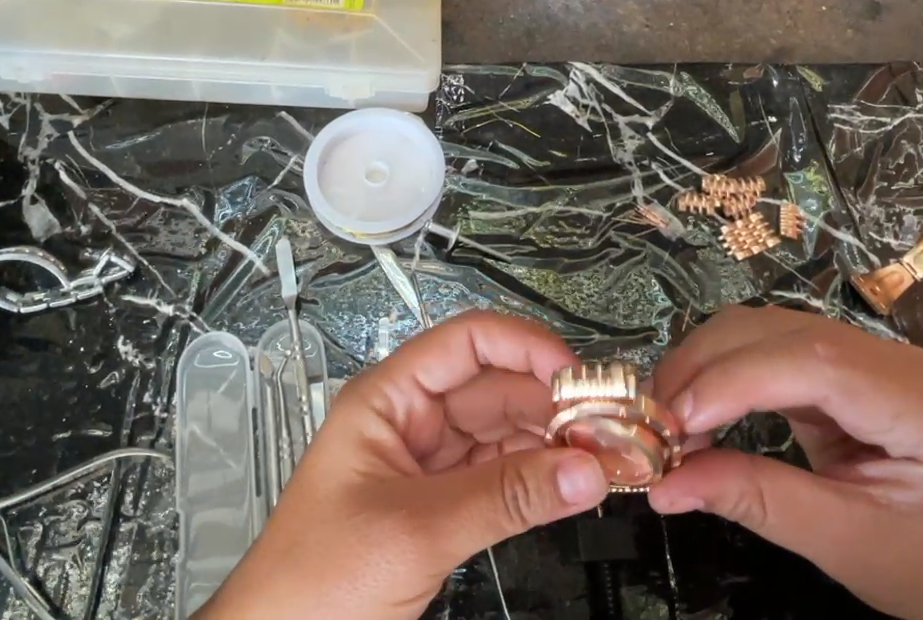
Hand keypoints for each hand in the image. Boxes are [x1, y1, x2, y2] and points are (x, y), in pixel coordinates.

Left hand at [197, 310, 608, 619]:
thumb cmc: (315, 579)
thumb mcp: (414, 531)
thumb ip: (503, 499)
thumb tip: (582, 471)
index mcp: (389, 397)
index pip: (466, 342)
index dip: (524, 347)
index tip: (576, 376)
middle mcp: (412, 417)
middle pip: (494, 385)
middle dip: (551, 401)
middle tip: (607, 426)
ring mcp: (429, 460)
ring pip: (503, 430)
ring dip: (552, 440)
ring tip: (603, 454)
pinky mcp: (442, 501)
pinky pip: (501, 473)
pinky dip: (538, 476)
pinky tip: (572, 481)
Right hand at [646, 305, 922, 619]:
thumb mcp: (845, 545)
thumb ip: (757, 502)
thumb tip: (663, 487)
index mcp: (916, 403)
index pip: (814, 361)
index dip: (736, 380)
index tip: (675, 421)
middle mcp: (887, 357)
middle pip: (776, 330)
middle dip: (704, 368)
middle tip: (652, 428)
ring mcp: (857, 351)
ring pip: (756, 327)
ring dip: (700, 364)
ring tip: (667, 423)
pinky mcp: (828, 360)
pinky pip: (757, 346)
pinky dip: (714, 371)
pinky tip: (693, 410)